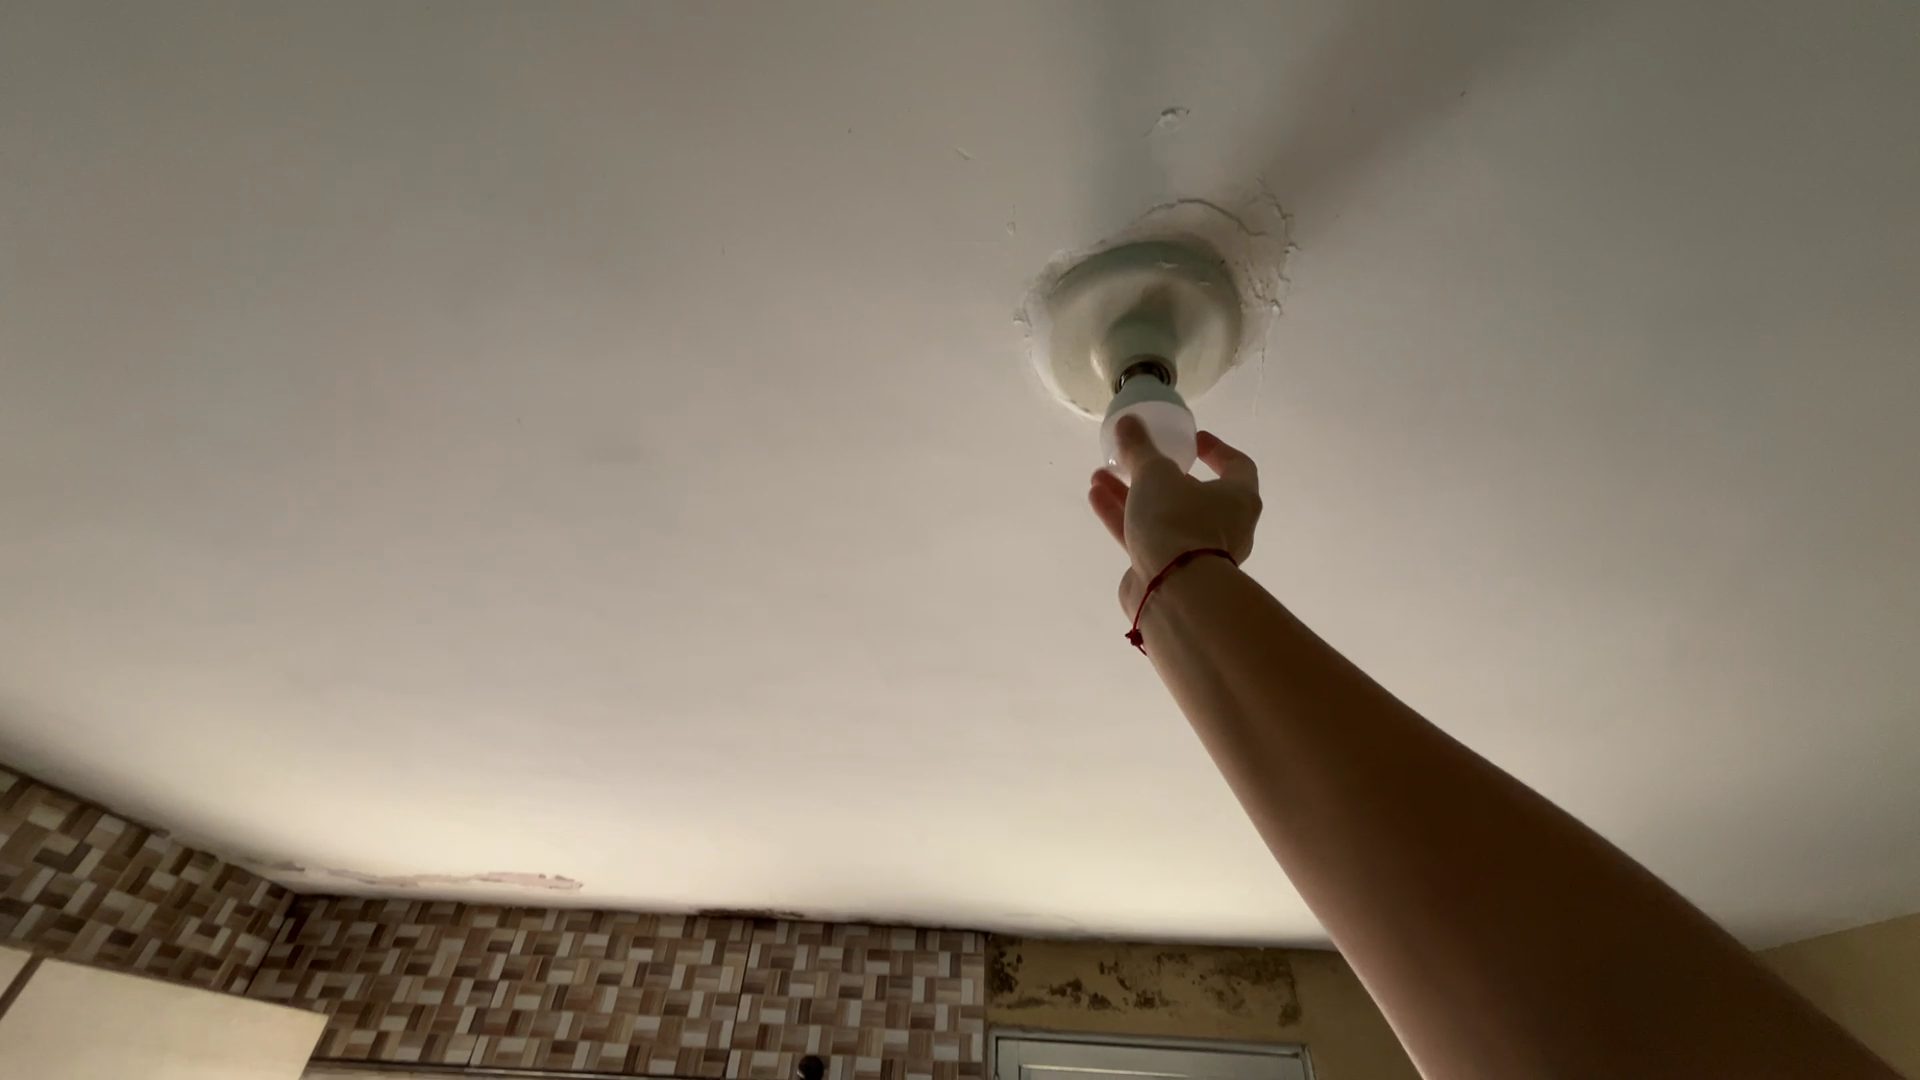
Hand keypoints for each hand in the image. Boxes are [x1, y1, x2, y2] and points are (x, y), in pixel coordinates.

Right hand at [1087, 416, 1261, 611]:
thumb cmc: (1177, 522)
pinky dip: (1122, 518)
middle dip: (1158, 474)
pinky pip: (1145, 537)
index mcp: (1237, 498)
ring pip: (1162, 515)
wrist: (1173, 592)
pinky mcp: (1167, 572)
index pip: (1236, 466)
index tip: (1193, 440)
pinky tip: (1097, 499)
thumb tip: (1128, 422)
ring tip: (1101, 476)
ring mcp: (1195, 553)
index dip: (1216, 450)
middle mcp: (1223, 526)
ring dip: (1131, 494)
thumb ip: (1139, 448)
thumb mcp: (1155, 475)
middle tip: (1135, 459)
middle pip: (1192, 493)